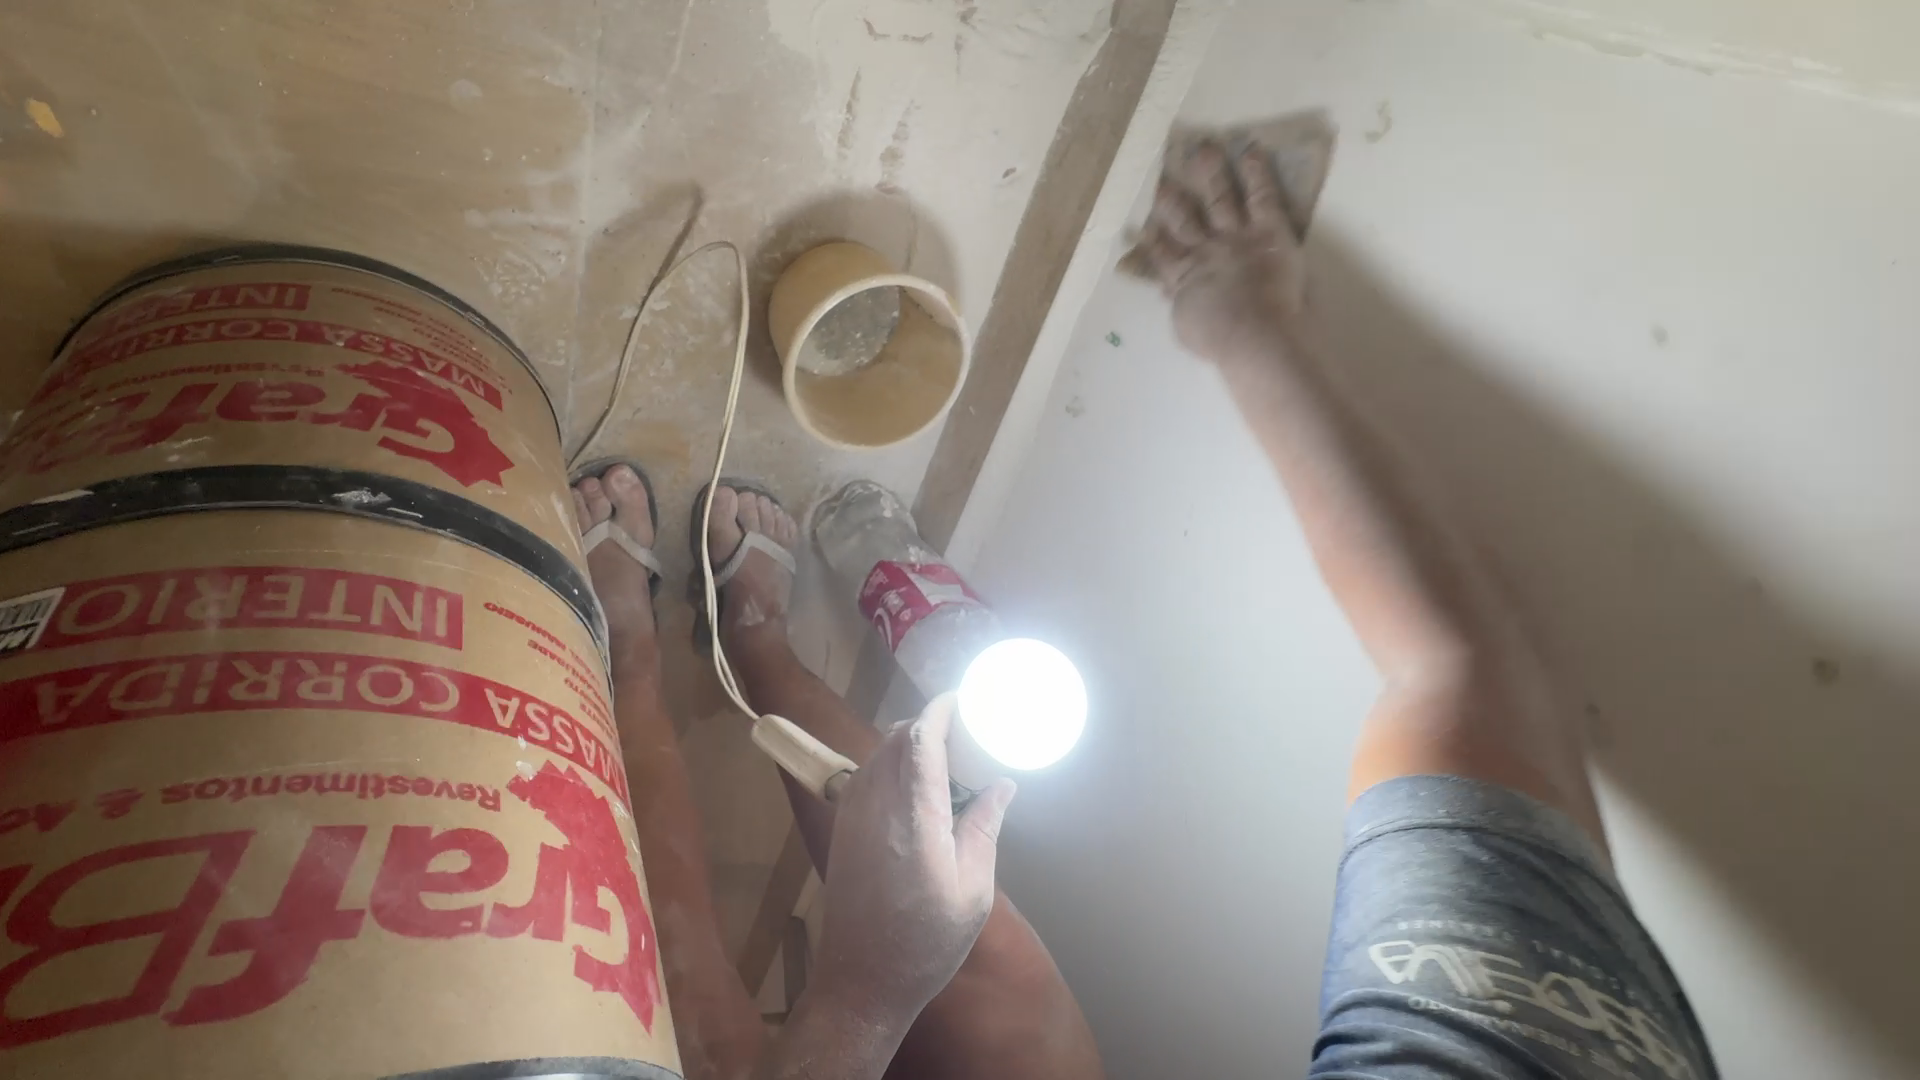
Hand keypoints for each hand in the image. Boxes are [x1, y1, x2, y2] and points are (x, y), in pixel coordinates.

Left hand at [810, 694, 1016, 1023]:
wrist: (861, 981)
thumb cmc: (926, 942)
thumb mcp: (973, 892)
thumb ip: (984, 829)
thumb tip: (1001, 785)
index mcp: (915, 819)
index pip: (919, 743)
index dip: (938, 713)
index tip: (958, 700)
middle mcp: (877, 807)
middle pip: (894, 739)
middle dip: (923, 723)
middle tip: (956, 728)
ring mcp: (853, 816)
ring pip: (875, 754)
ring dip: (904, 741)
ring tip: (937, 751)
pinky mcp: (843, 829)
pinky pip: (864, 774)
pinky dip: (887, 761)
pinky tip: (909, 780)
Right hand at [1138, 140, 1308, 361]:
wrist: (1253, 334)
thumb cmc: (1217, 340)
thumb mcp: (1185, 327)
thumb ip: (1178, 303)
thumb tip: (1167, 290)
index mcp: (1182, 277)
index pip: (1161, 253)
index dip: (1150, 238)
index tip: (1142, 225)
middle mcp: (1204, 249)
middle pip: (1184, 219)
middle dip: (1171, 200)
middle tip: (1162, 180)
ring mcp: (1235, 236)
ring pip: (1219, 198)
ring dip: (1210, 173)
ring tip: (1204, 150)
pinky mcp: (1267, 230)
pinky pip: (1261, 196)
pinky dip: (1256, 173)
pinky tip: (1250, 152)